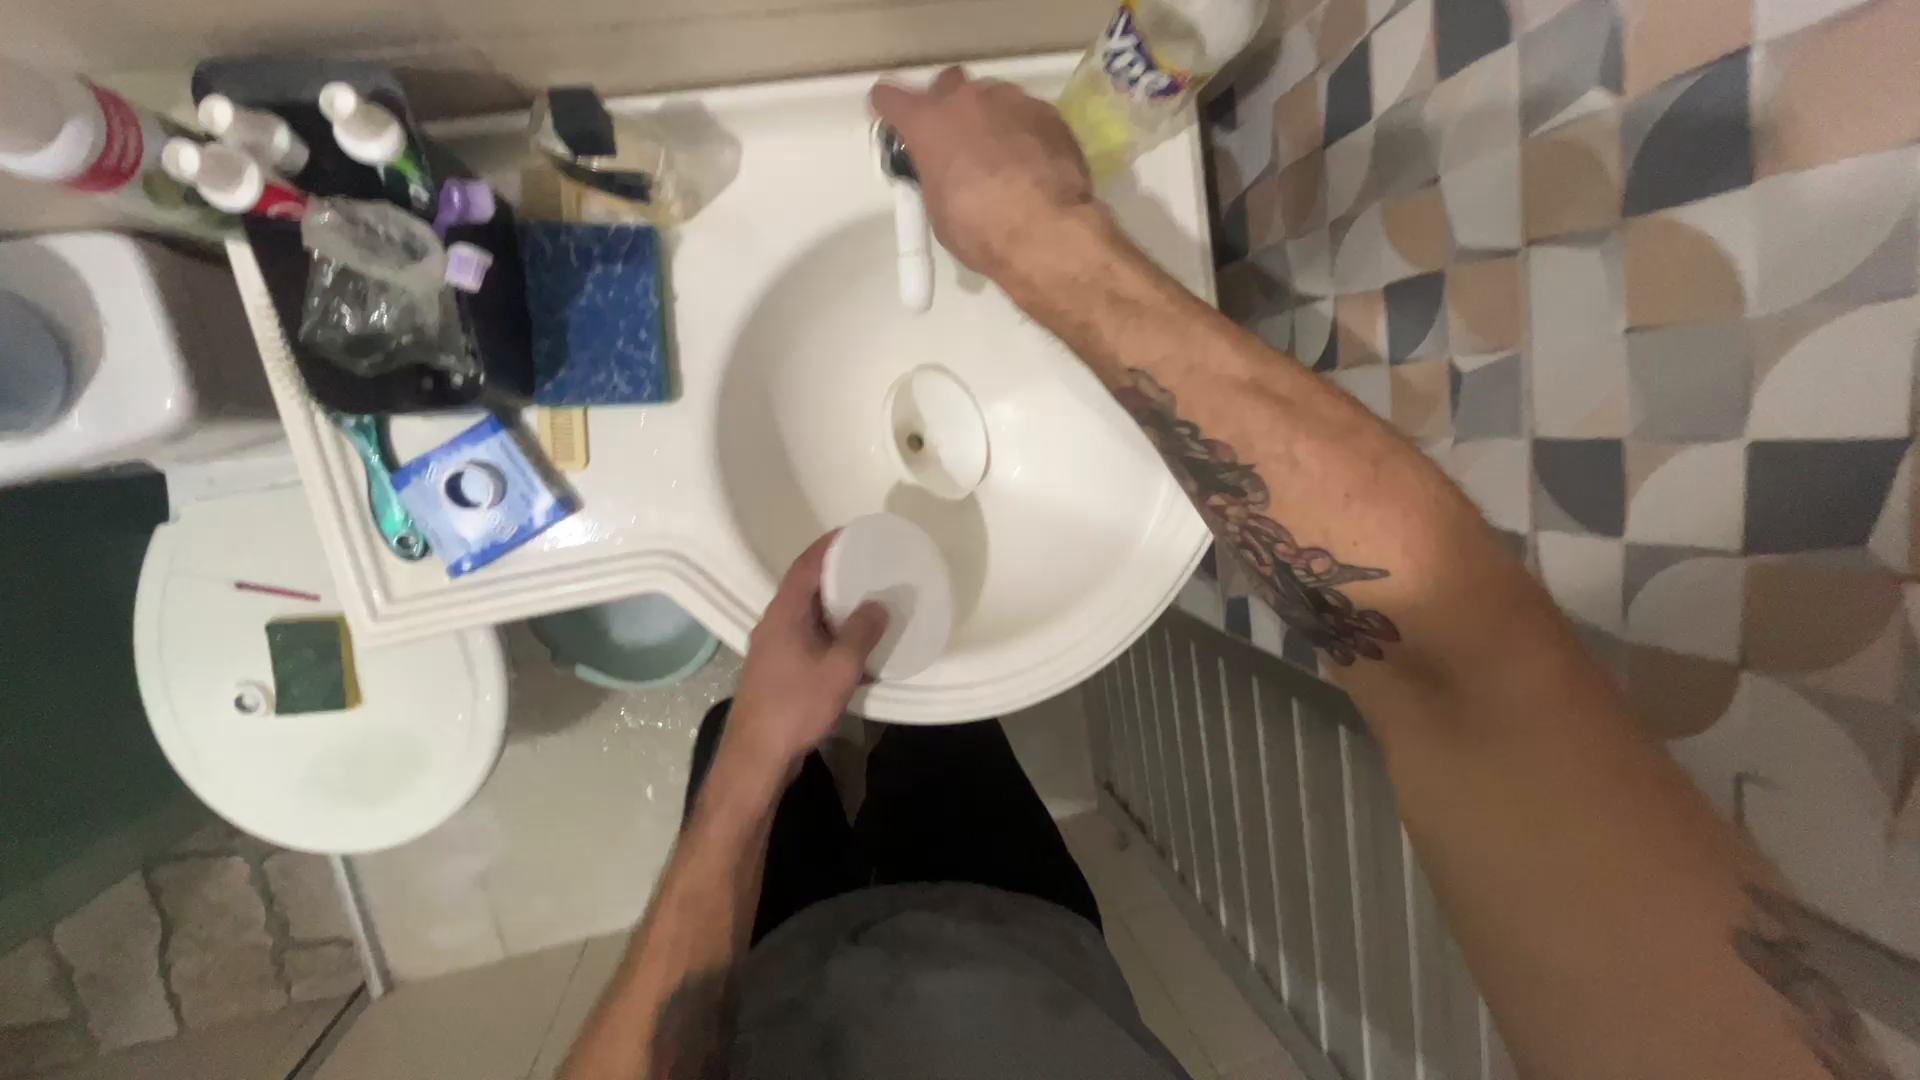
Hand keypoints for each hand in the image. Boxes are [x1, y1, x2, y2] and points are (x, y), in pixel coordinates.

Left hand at [724, 532, 887, 778]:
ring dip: (834, 603)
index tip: (854, 533)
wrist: (756, 756)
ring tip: (867, 597)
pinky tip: (851, 641)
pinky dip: (829, 629)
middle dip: (836, 572)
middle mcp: (773, 623)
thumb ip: (861, 632)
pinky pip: (807, 635)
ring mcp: (772, 647)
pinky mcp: (777, 668)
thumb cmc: (795, 706)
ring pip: (806, 613)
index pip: (806, 566)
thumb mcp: (839, 668)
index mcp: (784, 613)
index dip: (829, 546)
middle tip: (869, 564)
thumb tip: (879, 603)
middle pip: (805, 586)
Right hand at [870, 67, 1099, 279]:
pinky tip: (1028, 163)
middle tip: (952, 144)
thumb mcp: (938, 213)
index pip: (892, 99)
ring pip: (991, 98)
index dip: (889, 109)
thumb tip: (943, 177)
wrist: (1044, 232)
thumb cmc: (981, 231)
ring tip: (997, 159)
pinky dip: (1021, 133)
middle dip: (946, 110)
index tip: (892, 119)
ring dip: (988, 121)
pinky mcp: (1047, 113)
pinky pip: (1025, 115)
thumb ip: (934, 179)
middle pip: (947, 86)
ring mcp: (1010, 100)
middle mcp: (966, 100)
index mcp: (928, 124)